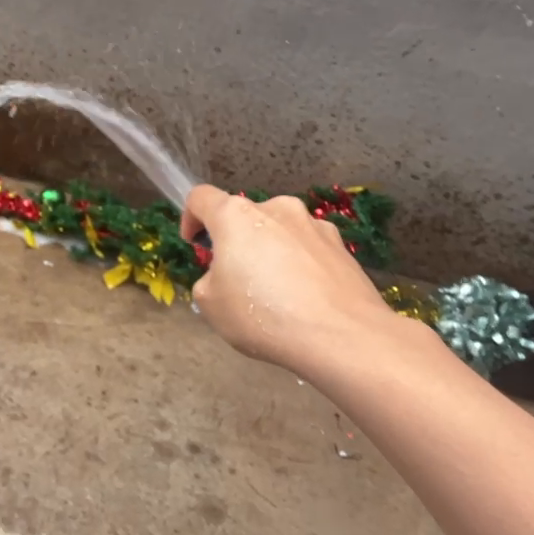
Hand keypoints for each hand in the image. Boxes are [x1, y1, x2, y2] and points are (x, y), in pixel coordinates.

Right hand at [181, 185, 412, 376]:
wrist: (343, 337)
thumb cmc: (263, 315)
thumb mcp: (209, 303)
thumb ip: (208, 278)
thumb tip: (225, 277)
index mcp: (236, 216)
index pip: (200, 197)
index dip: (190, 218)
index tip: (195, 244)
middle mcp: (277, 210)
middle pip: (244, 217)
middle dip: (235, 240)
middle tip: (234, 277)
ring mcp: (315, 226)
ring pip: (279, 232)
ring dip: (269, 251)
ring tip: (273, 292)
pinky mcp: (342, 248)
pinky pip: (307, 250)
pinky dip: (298, 265)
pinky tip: (302, 299)